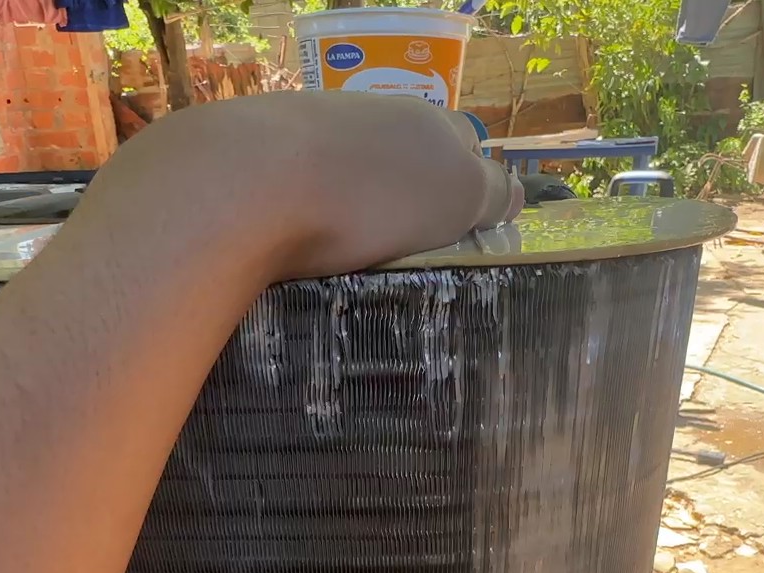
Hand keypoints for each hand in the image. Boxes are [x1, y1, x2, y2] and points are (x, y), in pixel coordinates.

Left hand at [73, 93, 522, 281]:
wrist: (248, 184)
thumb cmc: (368, 195)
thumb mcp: (452, 199)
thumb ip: (488, 194)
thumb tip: (515, 193)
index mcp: (426, 124)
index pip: (466, 154)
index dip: (468, 199)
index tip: (462, 245)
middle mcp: (372, 117)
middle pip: (407, 163)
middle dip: (414, 205)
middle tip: (411, 259)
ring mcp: (314, 133)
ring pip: (354, 177)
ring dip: (360, 212)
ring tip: (356, 264)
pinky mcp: (263, 160)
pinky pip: (305, 193)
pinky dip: (312, 218)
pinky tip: (305, 249)